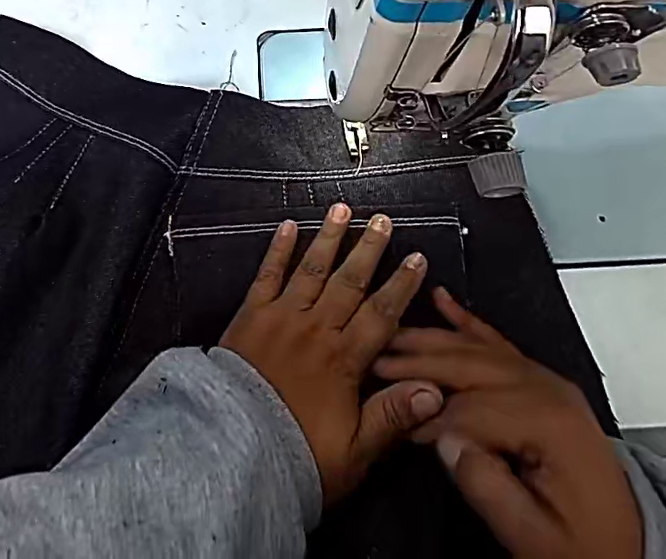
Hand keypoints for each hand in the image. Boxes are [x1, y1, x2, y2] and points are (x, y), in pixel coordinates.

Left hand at [219, 203, 443, 504]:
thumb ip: (393, 416)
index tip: (417, 259)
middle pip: (349, 282)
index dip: (402, 286)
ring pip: (311, 269)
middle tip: (382, 220)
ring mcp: (281, 317)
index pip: (381, 314)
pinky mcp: (250, 316)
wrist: (231, 456)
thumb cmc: (297, 457)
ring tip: (342, 208)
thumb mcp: (355, 452)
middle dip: (369, 249)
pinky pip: (267, 275)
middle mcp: (315, 328)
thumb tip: (434, 389)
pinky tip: (287, 226)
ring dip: (329, 237)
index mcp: (343, 359)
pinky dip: (278, 249)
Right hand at [376, 288, 643, 558]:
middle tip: (379, 360)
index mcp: (550, 422)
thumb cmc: (588, 546)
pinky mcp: (540, 380)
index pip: (473, 408)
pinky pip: (497, 341)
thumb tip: (442, 440)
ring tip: (396, 332)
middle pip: (470, 365)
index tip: (399, 422)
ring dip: (433, 339)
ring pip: (477, 347)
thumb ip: (488, 488)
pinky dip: (466, 321)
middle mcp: (548, 389)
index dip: (430, 415)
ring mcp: (545, 380)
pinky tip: (444, 302)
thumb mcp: (537, 538)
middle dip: (420, 362)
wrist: (629, 548)